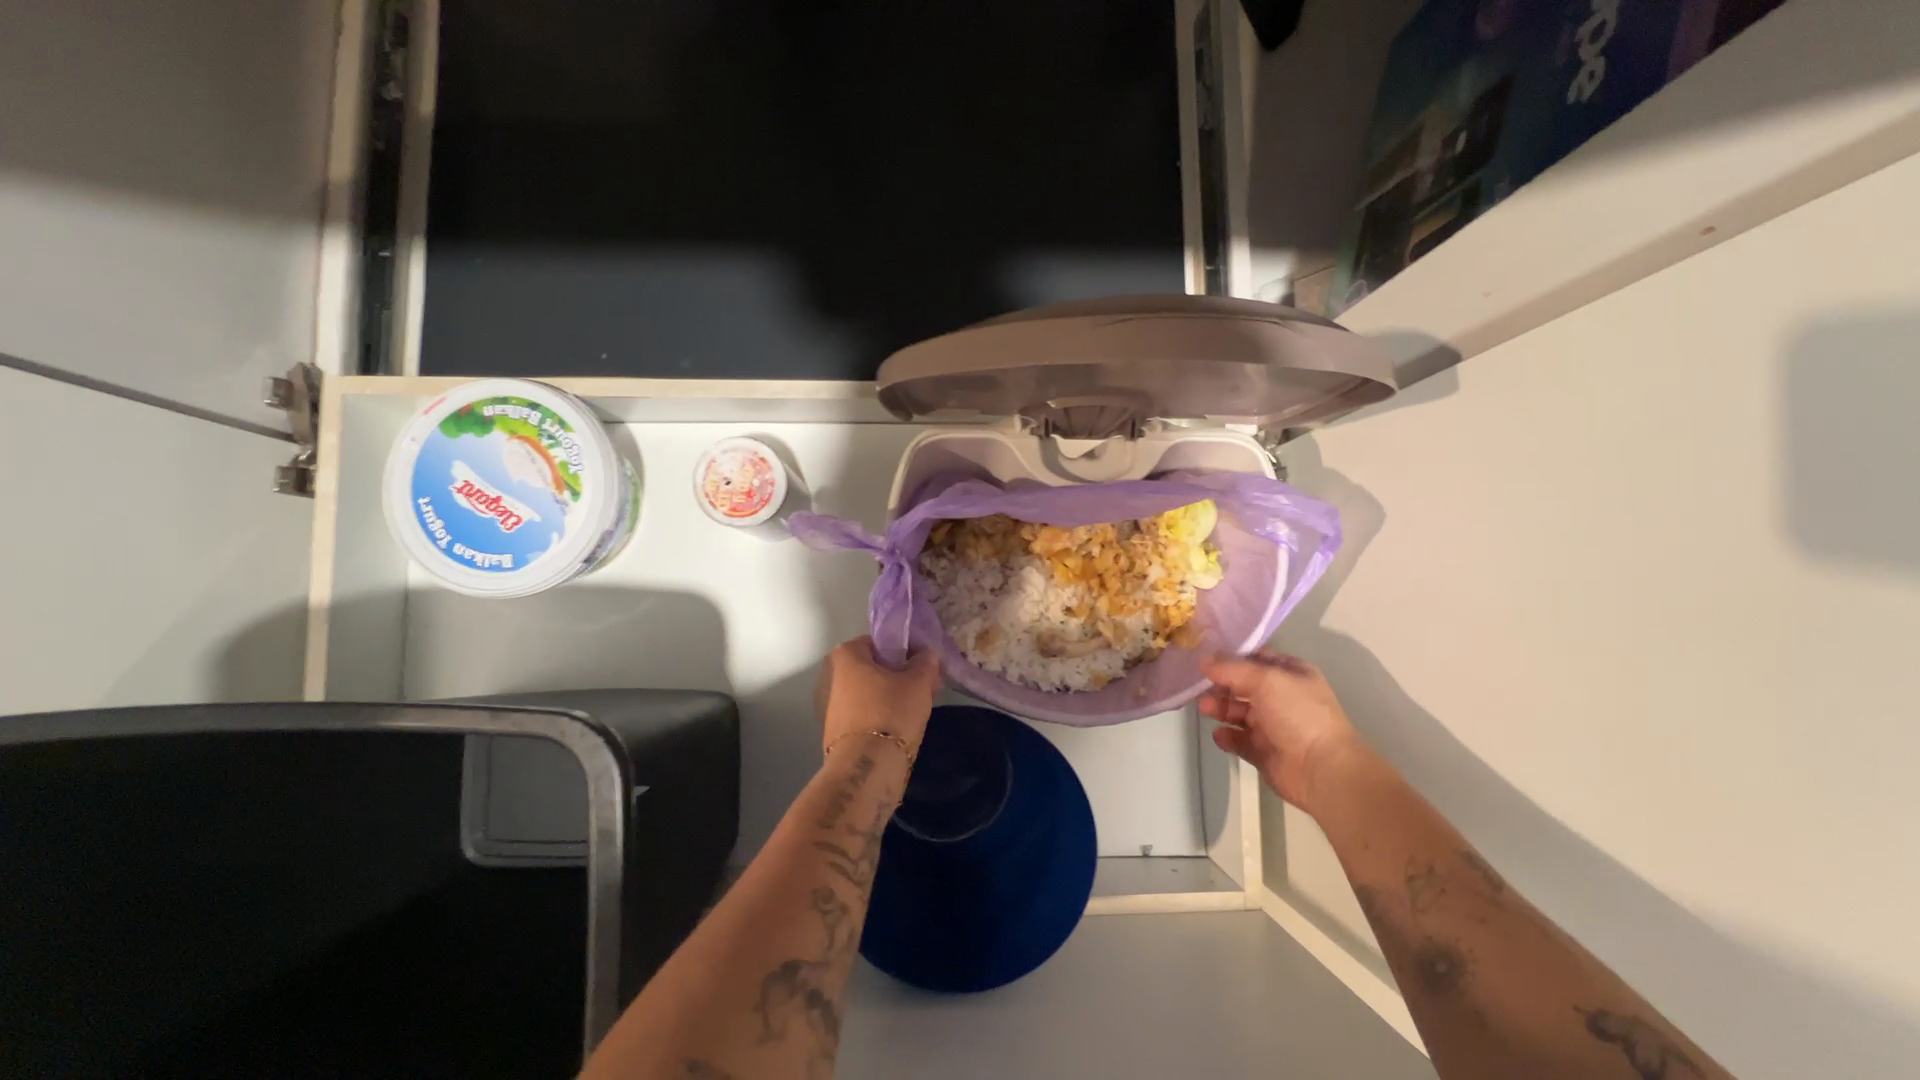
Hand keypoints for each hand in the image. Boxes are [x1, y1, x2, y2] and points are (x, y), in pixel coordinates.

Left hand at [815, 636, 941, 759]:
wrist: (867, 768)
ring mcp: (830, 707)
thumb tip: (926, 654)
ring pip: (869, 694)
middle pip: (873, 669)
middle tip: (925, 687)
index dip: (904, 651)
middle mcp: (831, 677)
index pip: (879, 642)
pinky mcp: (835, 733)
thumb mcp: (918, 682)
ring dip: (891, 698)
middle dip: (899, 676)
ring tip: (917, 710)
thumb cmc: (891, 712)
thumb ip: (925, 662)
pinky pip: (864, 716)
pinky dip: (881, 717)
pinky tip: (901, 728)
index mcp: (846, 656)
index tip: (923, 664)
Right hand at [1199, 652, 1367, 813]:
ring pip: (1239, 712)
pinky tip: (1220, 735)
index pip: (1257, 658)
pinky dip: (1227, 737)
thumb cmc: (1298, 714)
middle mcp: (1281, 697)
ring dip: (1221, 708)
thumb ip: (1231, 668)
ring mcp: (1273, 726)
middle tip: (1200, 686)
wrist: (1321, 769)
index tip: (1204, 657)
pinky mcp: (1263, 751)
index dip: (1232, 657)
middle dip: (1221, 685)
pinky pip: (1239, 740)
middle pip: (1243, 686)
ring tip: (1205, 708)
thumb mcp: (1266, 680)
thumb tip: (1204, 660)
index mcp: (1291, 674)